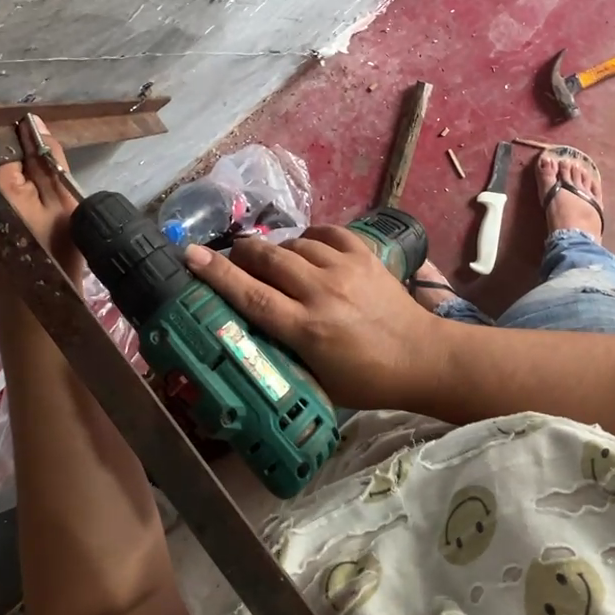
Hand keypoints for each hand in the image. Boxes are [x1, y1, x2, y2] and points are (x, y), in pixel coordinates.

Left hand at [0, 122, 85, 311]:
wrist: (34, 308)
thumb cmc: (56, 254)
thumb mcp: (64, 202)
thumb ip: (47, 158)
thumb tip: (32, 123)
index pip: (3, 147)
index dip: (25, 157)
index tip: (41, 172)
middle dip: (10, 174)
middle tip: (36, 199)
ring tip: (22, 215)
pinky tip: (5, 228)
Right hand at [182, 225, 438, 409]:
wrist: (423, 358)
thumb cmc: (367, 381)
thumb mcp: (318, 381)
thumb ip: (283, 355)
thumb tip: (248, 337)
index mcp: (306, 330)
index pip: (251, 295)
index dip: (217, 274)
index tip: (190, 255)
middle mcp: (321, 293)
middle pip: (268, 260)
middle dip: (243, 253)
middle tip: (234, 257)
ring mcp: (345, 269)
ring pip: (295, 244)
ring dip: (279, 251)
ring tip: (277, 263)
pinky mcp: (365, 255)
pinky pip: (327, 232)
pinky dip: (310, 237)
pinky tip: (307, 247)